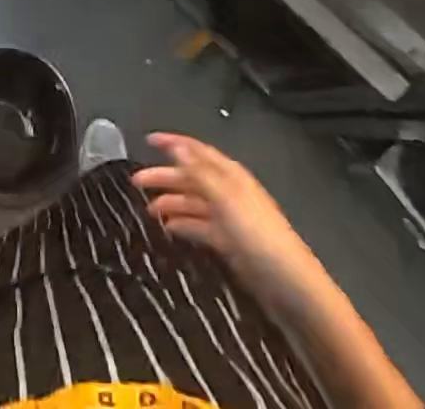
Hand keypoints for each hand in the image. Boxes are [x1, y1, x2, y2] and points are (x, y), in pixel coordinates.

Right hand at [132, 133, 308, 277]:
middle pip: (190, 176)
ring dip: (170, 201)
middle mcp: (227, 191)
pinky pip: (198, 225)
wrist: (288, 283)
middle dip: (164, 176)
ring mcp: (227, 216)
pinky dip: (182, 224)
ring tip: (147, 209)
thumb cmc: (258, 234)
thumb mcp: (226, 199)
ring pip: (192, 201)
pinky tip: (167, 228)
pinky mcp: (227, 241)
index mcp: (230, 175)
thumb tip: (175, 147)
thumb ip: (199, 173)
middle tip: (136, 181)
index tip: (147, 140)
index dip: (173, 143)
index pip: (197, 151)